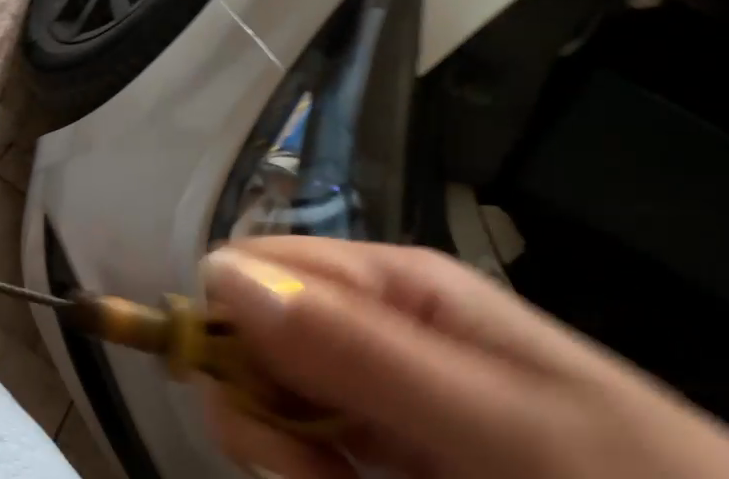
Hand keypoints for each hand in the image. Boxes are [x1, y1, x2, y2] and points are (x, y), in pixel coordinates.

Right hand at [202, 236, 728, 478]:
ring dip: (276, 449)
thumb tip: (221, 275)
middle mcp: (371, 322)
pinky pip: (299, 441)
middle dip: (254, 406)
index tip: (266, 413)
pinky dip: (300, 467)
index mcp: (394, 285)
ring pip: (263, 394)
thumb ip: (363, 349)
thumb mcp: (507, 428)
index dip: (231, 335)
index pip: (247, 270)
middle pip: (245, 335)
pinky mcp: (380, 444)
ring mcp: (375, 386)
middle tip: (312, 471)